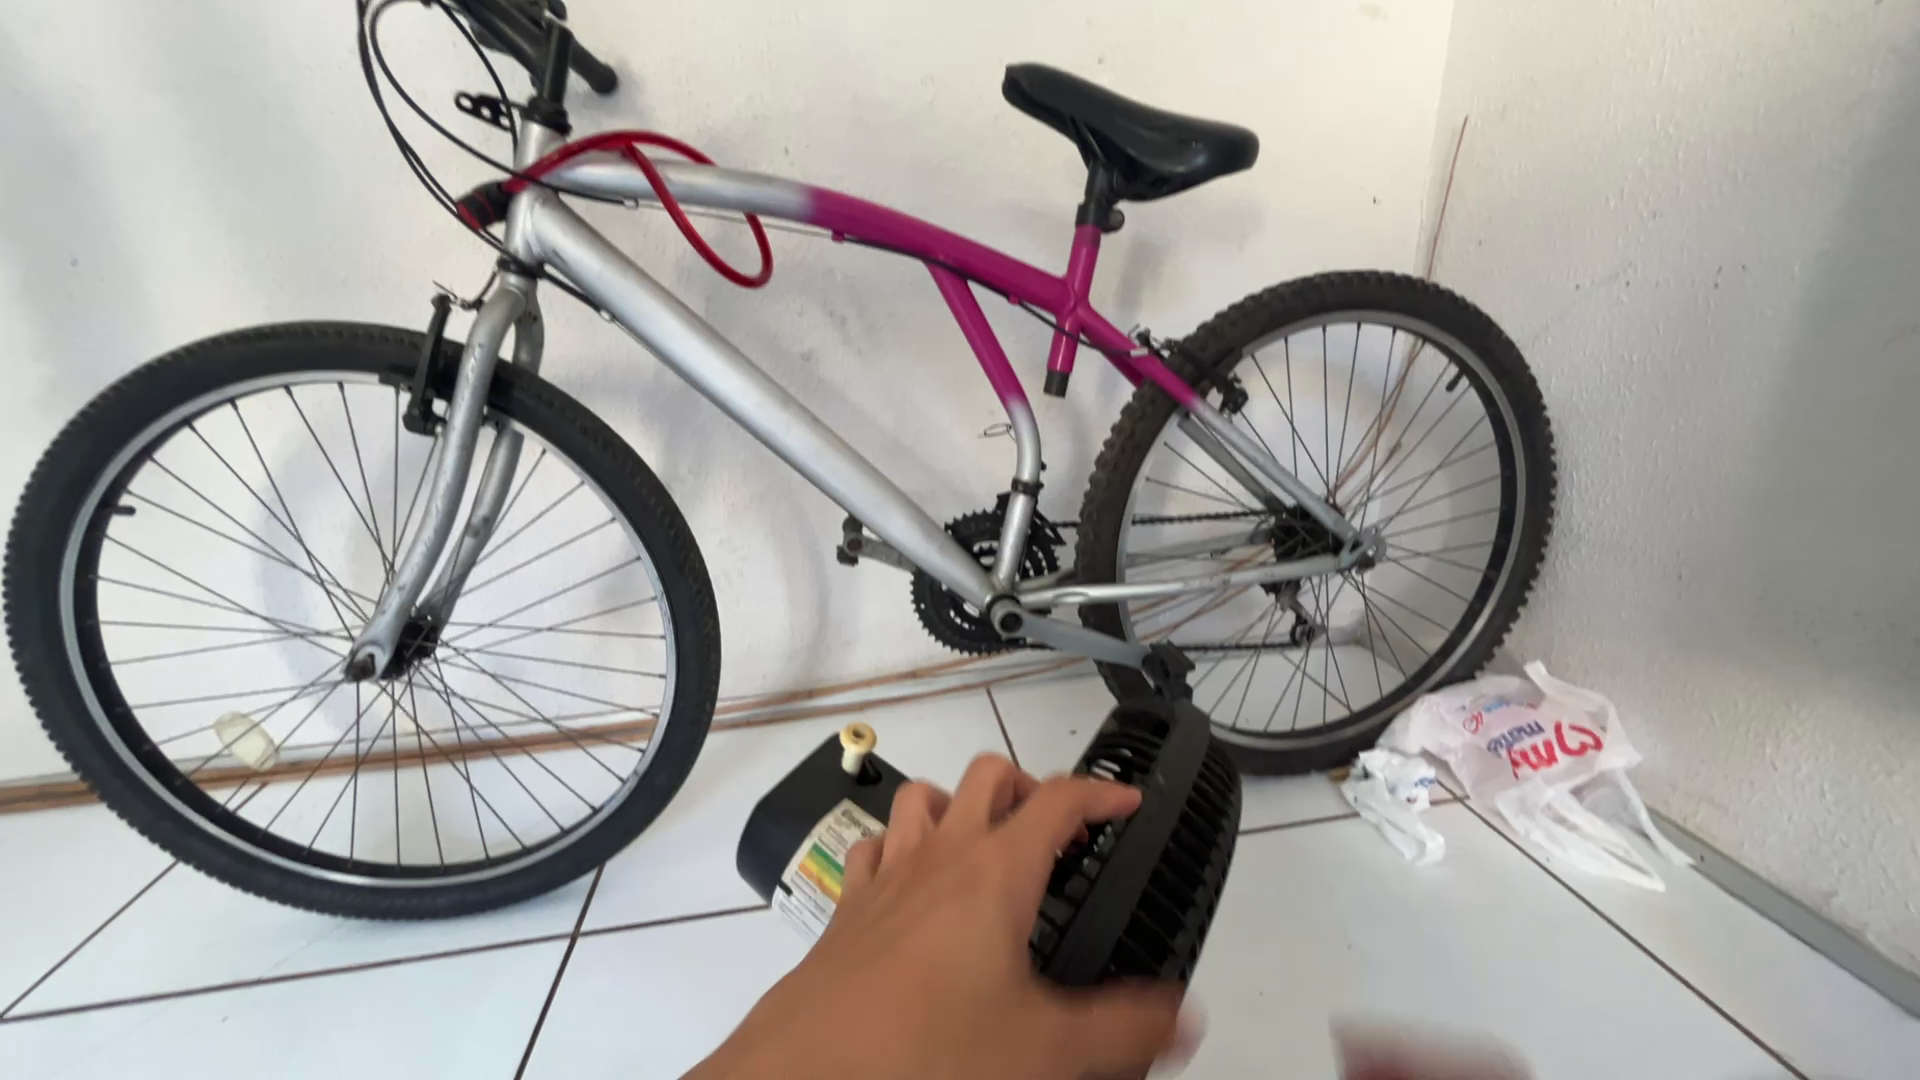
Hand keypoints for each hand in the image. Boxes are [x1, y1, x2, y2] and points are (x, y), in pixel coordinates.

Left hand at [686, 754, 1187, 1079]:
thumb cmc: (930, 1051)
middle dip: (1028, 787)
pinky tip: (913, 878)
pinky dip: (901, 843)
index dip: (1099, 791)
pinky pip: (876, 843)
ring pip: (926, 795)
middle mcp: (942, 852)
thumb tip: (1182, 1016)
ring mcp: (890, 869)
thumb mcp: (1044, 1050)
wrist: (813, 1072)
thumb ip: (1123, 1029)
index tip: (1125, 801)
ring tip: (985, 843)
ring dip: (959, 804)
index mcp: (996, 870)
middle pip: (988, 774)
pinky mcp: (851, 899)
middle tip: (1055, 831)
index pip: (1058, 799)